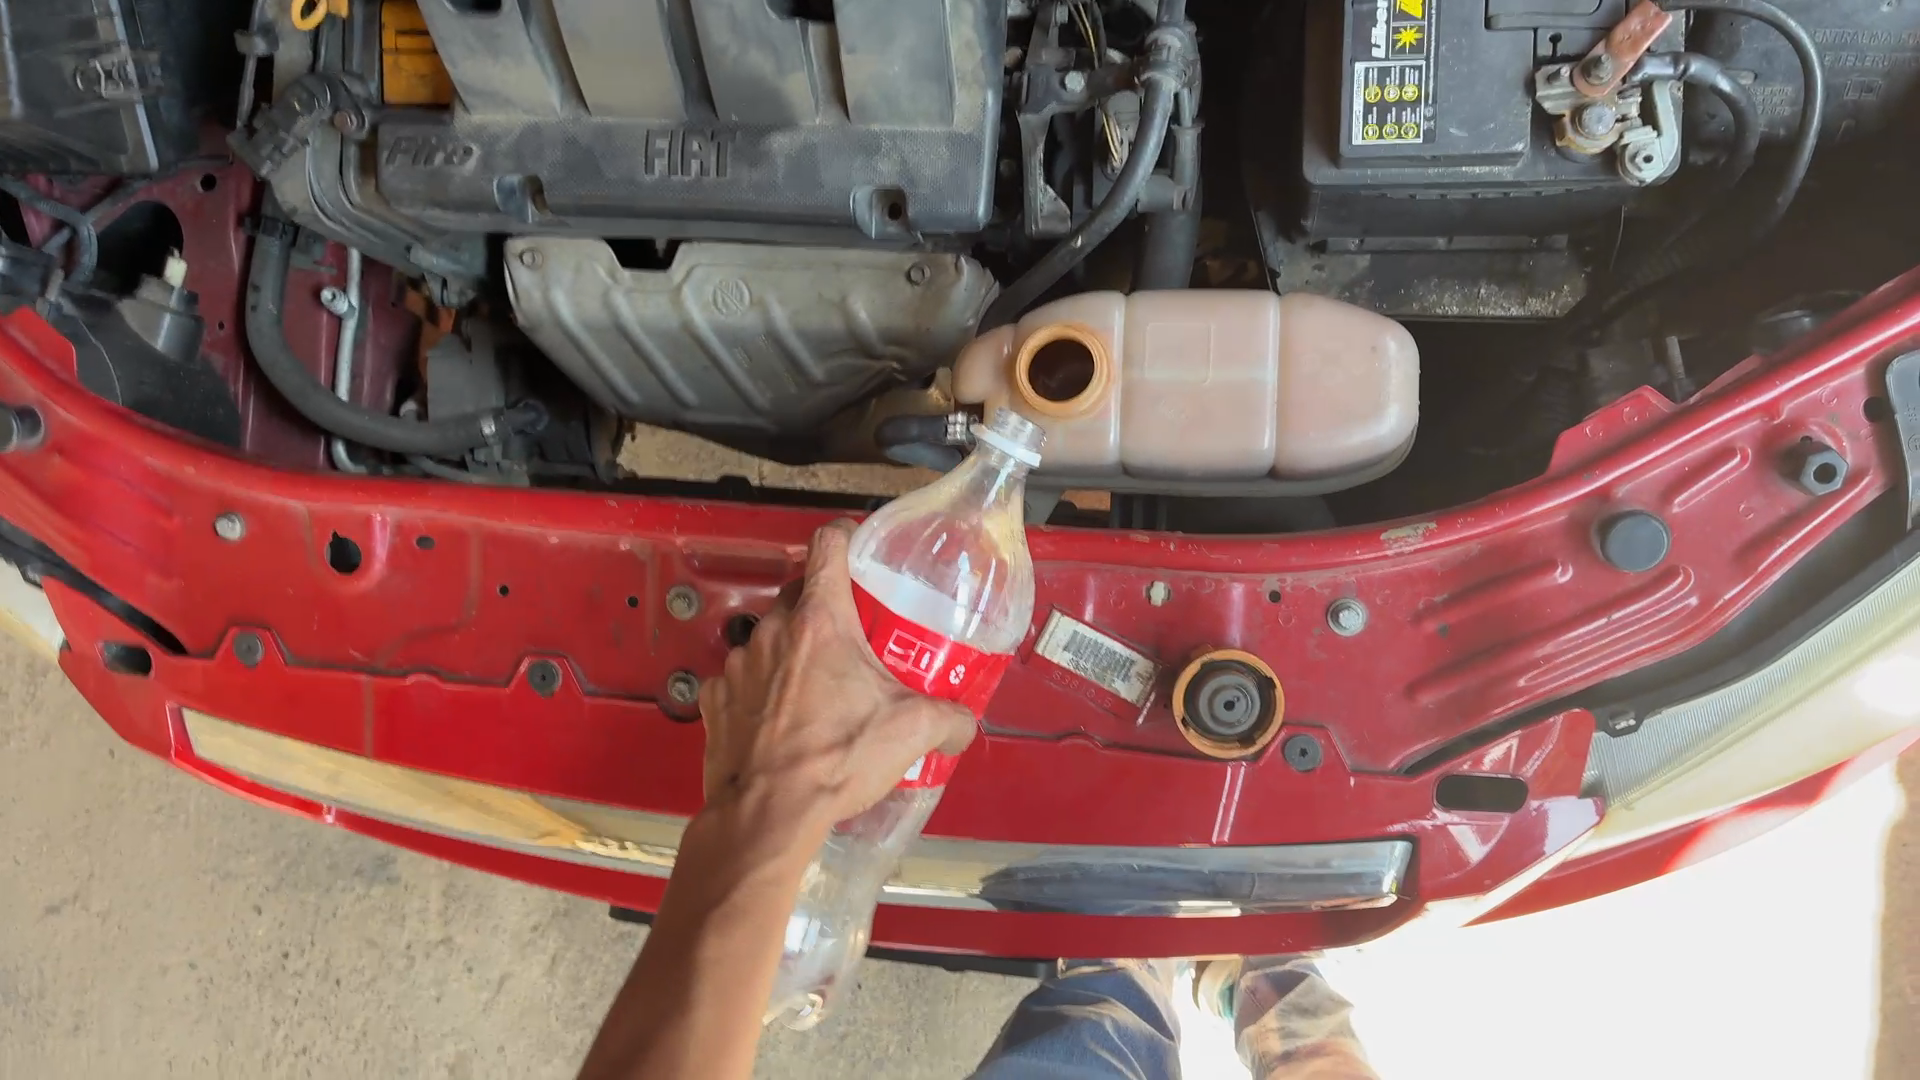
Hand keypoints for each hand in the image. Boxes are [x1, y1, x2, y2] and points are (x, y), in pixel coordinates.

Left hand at [697, 521, 976, 834]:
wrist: (768, 816)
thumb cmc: (839, 758)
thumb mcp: (911, 732)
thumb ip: (950, 719)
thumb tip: (968, 724)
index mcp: (820, 620)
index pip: (828, 544)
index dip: (846, 537)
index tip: (859, 549)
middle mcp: (772, 630)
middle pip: (798, 592)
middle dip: (823, 605)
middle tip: (850, 638)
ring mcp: (736, 663)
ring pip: (768, 637)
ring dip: (790, 651)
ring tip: (814, 688)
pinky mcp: (712, 698)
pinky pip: (740, 679)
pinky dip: (758, 689)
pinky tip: (777, 720)